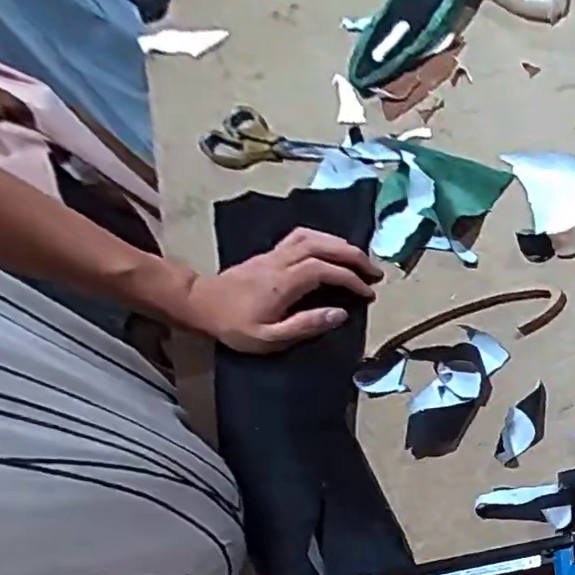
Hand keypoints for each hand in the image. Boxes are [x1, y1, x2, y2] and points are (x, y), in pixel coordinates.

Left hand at [178, 228, 382, 353]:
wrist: (199, 304)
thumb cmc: (235, 326)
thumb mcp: (270, 338)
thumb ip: (306, 326)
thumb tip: (340, 314)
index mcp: (281, 283)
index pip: (323, 270)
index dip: (350, 279)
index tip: (368, 294)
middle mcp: (278, 262)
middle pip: (320, 245)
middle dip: (352, 256)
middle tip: (375, 272)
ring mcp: (272, 254)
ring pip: (311, 236)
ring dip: (339, 245)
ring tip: (360, 260)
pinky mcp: (269, 253)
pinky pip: (301, 237)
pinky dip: (324, 240)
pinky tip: (334, 252)